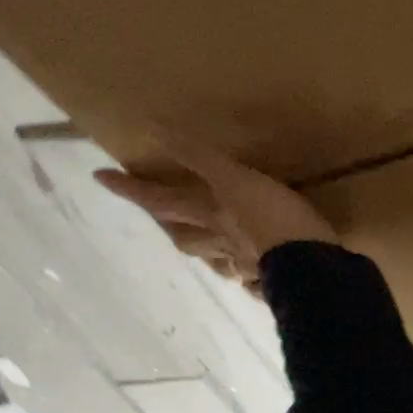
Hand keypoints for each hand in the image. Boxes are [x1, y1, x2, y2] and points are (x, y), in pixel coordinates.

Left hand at [95, 136, 337, 291]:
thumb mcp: (237, 179)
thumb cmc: (274, 220)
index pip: (161, 200)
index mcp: (211, 216)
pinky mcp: (280, 282)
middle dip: (177, 229)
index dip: (132, 189)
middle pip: (190, 238)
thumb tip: (152, 128)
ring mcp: (251, 266)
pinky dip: (256, 283)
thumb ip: (198, 156)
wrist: (312, 267)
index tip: (100, 178)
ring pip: (224, 264)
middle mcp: (223, 243)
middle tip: (169, 225)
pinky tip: (261, 283)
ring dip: (217, 261)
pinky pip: (259, 284)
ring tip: (220, 259)